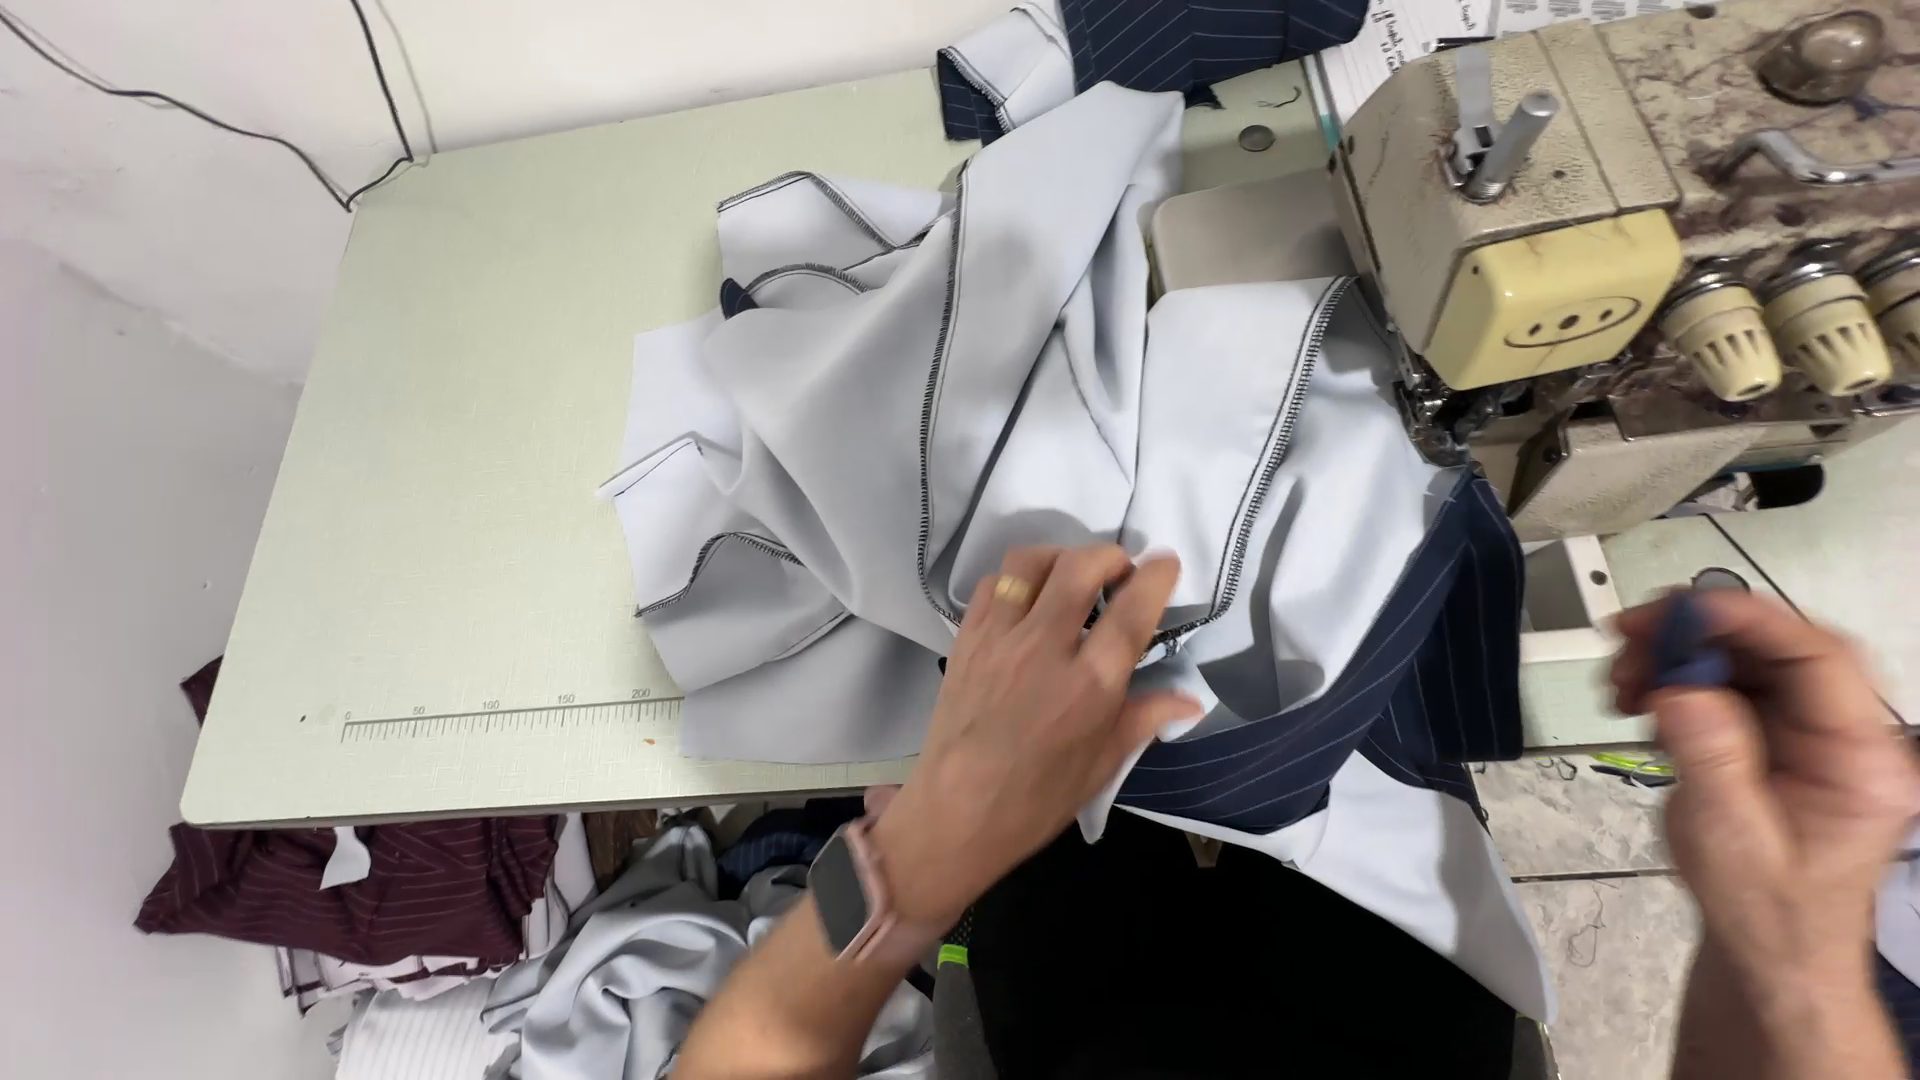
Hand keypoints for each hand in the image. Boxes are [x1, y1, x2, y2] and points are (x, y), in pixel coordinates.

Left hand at [869, 544, 1201, 927]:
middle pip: (1080, 568)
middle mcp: (1044, 647)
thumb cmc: (1037, 799)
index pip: (1132, 611)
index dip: (1155, 577)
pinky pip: (990, 585)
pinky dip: (1015, 579)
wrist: (956, 813)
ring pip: (1029, 563)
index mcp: (1089, 684)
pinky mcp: (966, 639)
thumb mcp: (1102, 765)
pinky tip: (1025, 600)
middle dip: (1109, 555)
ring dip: (1059, 556)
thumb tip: (1190, 701)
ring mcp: (999, 638)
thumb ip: (1144, 718)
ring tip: (1071, 576)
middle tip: (1119, 572)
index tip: (1166, 562)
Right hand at [1610, 591, 1919, 995]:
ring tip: (1618, 685)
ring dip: (1668, 654)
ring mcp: (1799, 730)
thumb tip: (1678, 687)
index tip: (1670, 610)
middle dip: (1692, 631)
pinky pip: (1714, 681)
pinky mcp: (1760, 732)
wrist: (1768, 941)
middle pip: (1772, 647)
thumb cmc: (1761, 899)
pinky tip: (1631, 700)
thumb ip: (1711, 757)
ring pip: (1736, 657)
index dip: (1748, 618)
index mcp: (1858, 758)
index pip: (1819, 660)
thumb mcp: (1730, 832)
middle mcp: (1838, 732)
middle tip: (1624, 638)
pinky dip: (1664, 677)